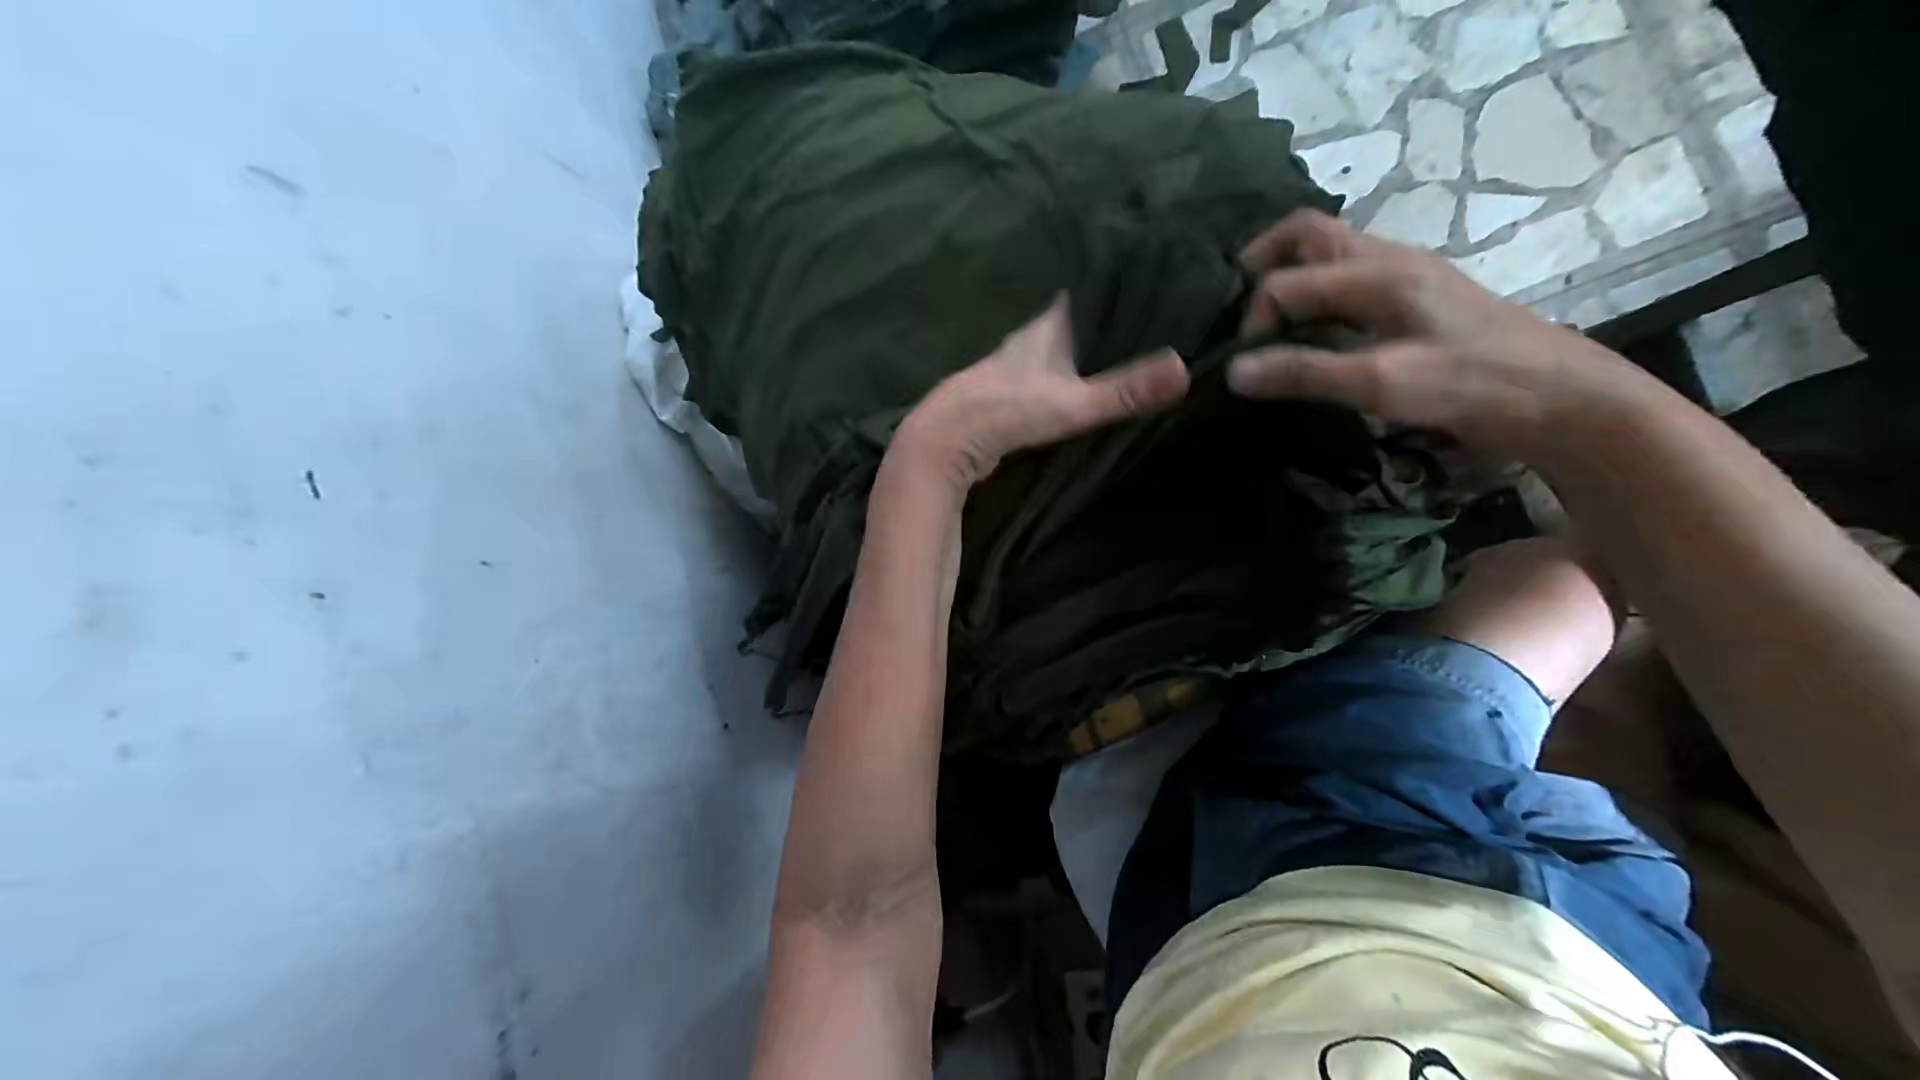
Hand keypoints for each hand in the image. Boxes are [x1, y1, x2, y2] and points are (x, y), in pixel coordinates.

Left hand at [894, 295, 1190, 489]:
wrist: (946, 444)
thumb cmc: (1007, 411)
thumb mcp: (1074, 402)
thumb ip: (1126, 390)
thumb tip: (1186, 368)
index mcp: (1047, 325)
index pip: (1089, 291)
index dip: (1119, 284)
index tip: (1156, 277)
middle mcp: (1031, 338)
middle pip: (1077, 321)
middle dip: (1109, 320)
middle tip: (1155, 318)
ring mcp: (1016, 368)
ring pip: (1061, 351)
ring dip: (1088, 352)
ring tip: (1130, 349)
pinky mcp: (1008, 396)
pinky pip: (1048, 379)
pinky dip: (1068, 379)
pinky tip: (1085, 387)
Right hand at [1226, 210, 1653, 459]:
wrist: (1560, 397)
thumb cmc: (1470, 386)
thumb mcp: (1381, 383)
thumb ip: (1304, 372)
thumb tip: (1232, 372)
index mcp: (1379, 274)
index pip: (1287, 279)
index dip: (1254, 319)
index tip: (1247, 365)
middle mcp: (1390, 259)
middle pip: (1309, 233)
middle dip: (1263, 260)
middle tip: (1236, 304)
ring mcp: (1406, 274)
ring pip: (1331, 251)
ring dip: (1289, 272)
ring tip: (1264, 318)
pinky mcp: (1416, 295)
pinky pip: (1350, 274)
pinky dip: (1315, 288)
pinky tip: (1310, 327)